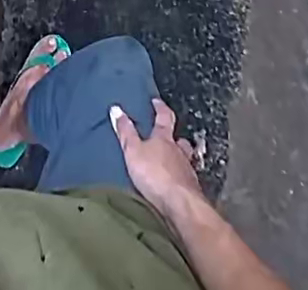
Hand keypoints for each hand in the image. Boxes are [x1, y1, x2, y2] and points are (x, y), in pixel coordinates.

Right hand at [111, 99, 205, 223]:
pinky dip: (180, 180)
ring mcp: (187, 173)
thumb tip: (116, 108)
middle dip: (175, 138)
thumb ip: (125, 131)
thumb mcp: (133, 151)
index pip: (164, 117)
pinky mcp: (191, 192)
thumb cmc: (156, 175)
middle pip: (179, 141)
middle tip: (170, 137)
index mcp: (165, 139)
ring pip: (184, 160)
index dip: (160, 108)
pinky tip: (175, 186)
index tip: (156, 101)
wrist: (182, 207)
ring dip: (178, 160)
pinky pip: (186, 181)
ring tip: (171, 164)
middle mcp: (179, 153)